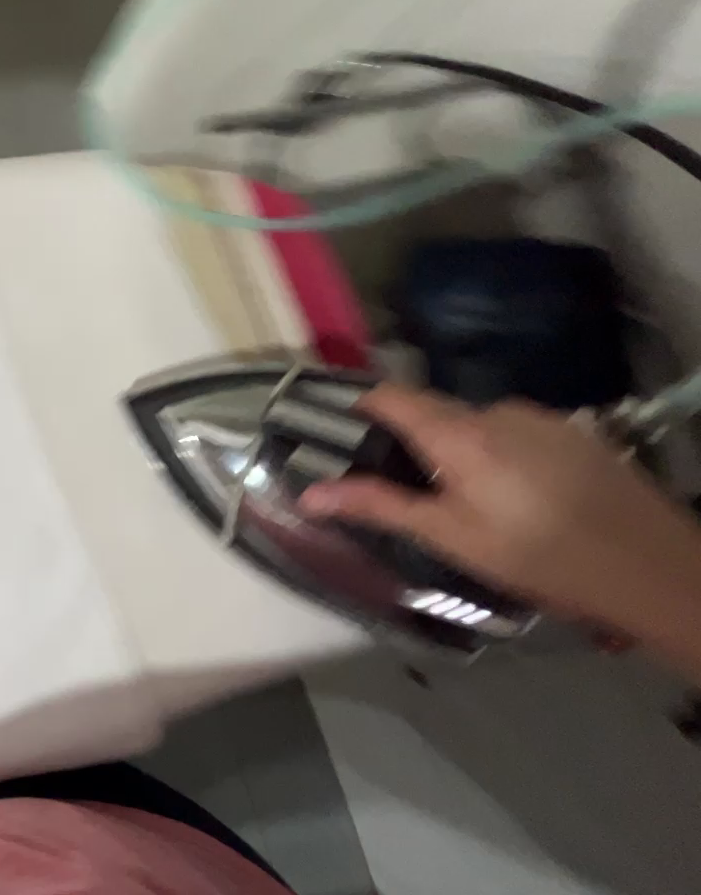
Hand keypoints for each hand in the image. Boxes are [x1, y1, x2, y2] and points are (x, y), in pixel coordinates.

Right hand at [299, 383, 700, 671]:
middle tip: (410, 486)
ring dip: (459, 446)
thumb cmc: (542, 558)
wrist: (666, 576)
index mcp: (459, 434)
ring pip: (476, 422)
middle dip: (411, 439)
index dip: (359, 407)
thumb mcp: (449, 537)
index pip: (390, 396)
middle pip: (433, 410)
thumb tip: (308, 494)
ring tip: (469, 495)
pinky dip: (500, 451)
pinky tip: (518, 494)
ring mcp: (546, 421)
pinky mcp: (581, 434)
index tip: (341, 434)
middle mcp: (499, 413)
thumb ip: (378, 505)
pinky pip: (517, 431)